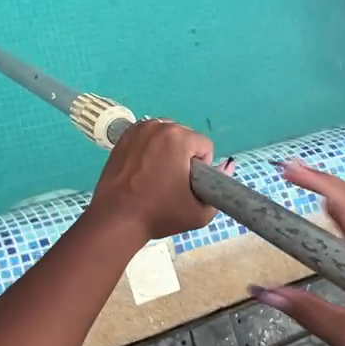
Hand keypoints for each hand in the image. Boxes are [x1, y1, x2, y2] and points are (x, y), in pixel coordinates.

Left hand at [87, 119, 217, 241]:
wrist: (117, 219)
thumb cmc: (160, 214)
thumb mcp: (200, 211)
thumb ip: (220, 185)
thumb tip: (228, 165)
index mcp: (178, 137)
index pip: (205, 146)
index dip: (202, 168)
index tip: (188, 185)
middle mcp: (158, 125)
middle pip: (185, 137)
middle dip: (185, 156)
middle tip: (172, 182)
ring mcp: (138, 129)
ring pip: (166, 136)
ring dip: (168, 151)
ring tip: (158, 176)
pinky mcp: (123, 137)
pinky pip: (147, 138)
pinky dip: (150, 149)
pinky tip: (144, 169)